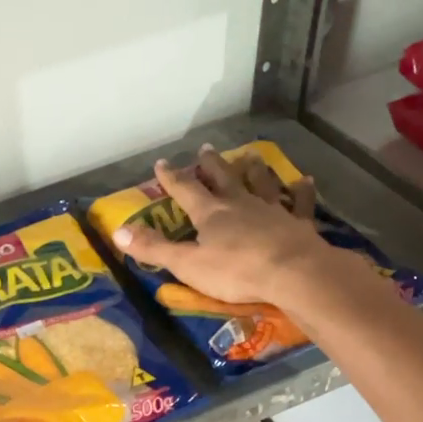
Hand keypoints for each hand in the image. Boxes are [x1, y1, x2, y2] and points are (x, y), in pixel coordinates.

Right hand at [113, 145, 351, 308]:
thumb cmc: (234, 271)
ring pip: (260, 183)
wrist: (290, 272)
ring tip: (249, 156)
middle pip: (223, 179)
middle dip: (211, 165)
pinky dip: (300, 191)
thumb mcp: (187, 264)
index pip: (186, 190)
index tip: (162, 164)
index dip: (172, 178)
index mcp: (211, 213)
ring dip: (253, 169)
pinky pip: (299, 203)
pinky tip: (304, 181)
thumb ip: (155, 248)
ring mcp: (272, 209)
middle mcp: (240, 203)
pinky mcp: (297, 222)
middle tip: (206, 149)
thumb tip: (118, 232)